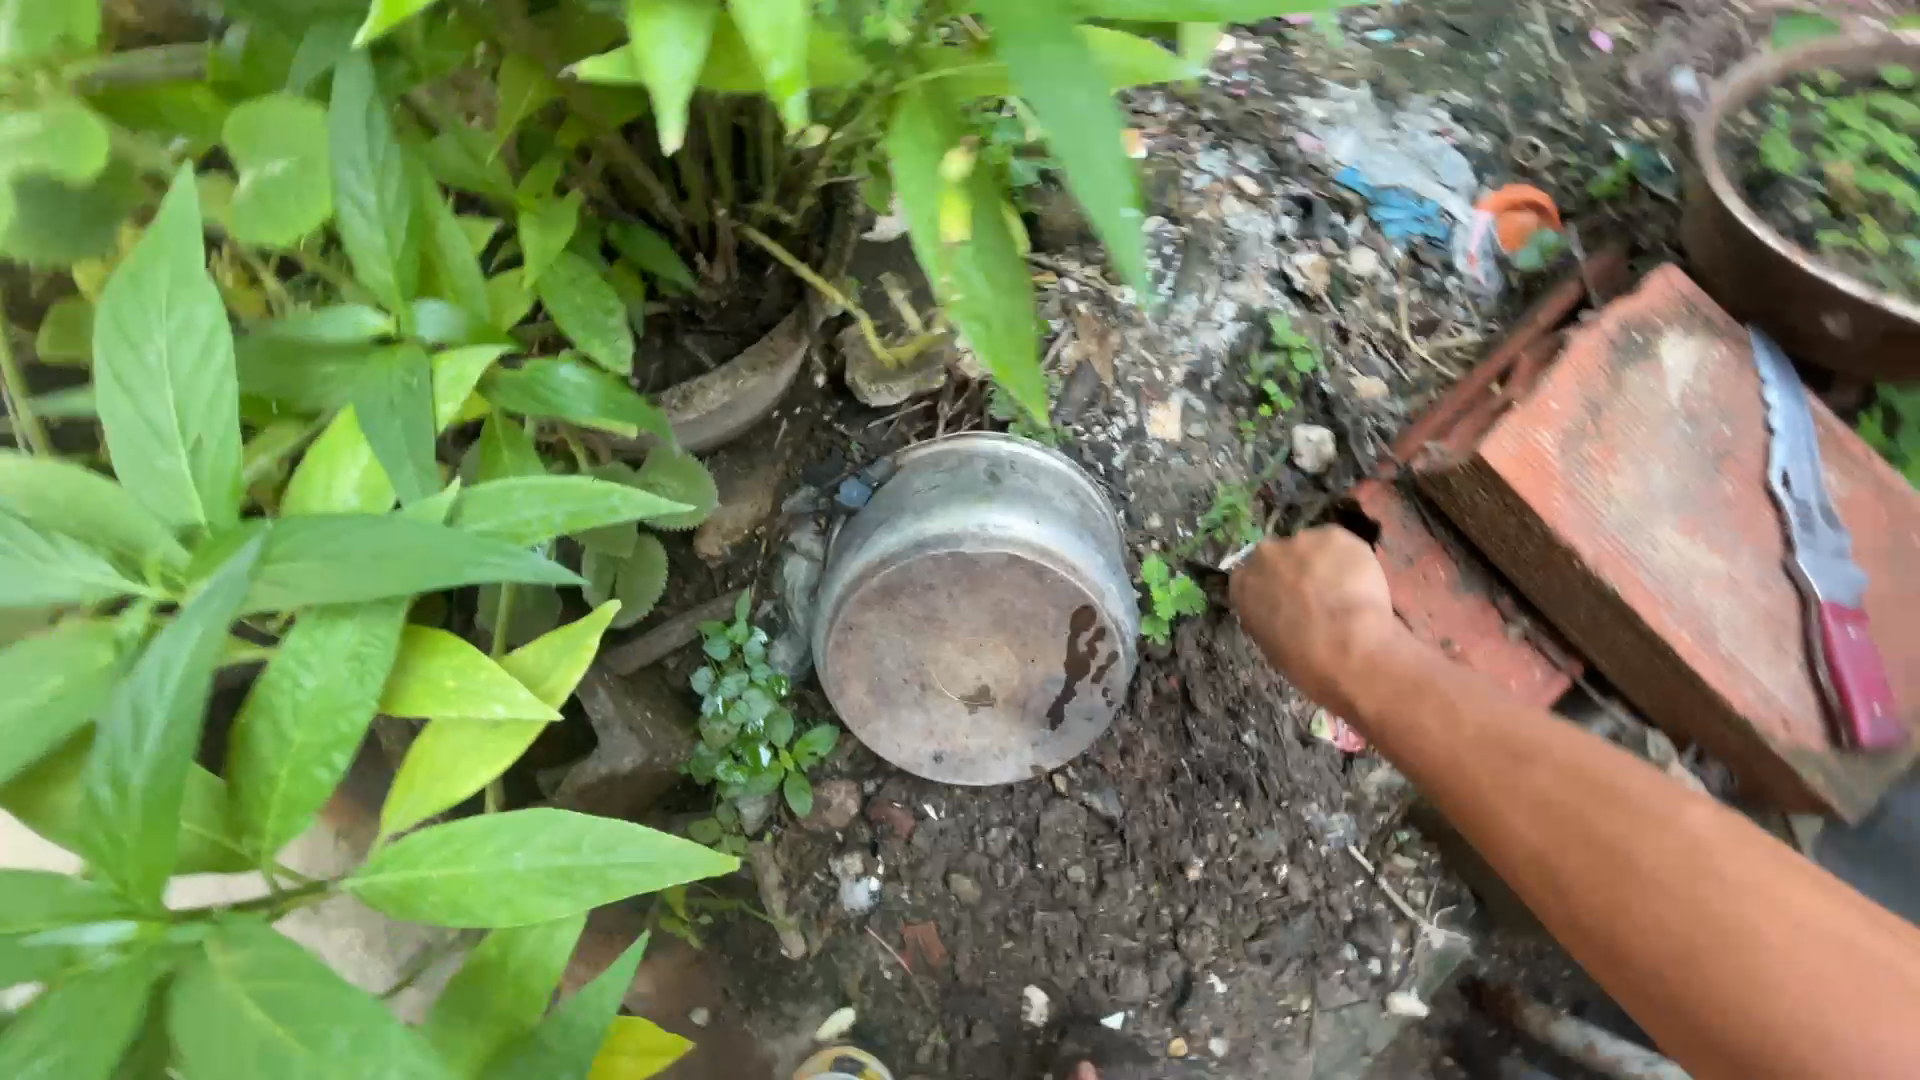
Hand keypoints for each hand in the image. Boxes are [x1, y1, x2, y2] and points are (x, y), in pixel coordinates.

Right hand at [1228, 527, 1405, 716]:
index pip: (1252, 575)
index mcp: (1242, 583)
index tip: (1290, 599)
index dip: (1274, 585)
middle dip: (1298, 570)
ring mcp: (1299, 541)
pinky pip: (1343, 546)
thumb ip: (1269, 614)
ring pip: (1314, 548)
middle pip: (1281, 555)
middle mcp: (1264, 555)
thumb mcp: (1269, 641)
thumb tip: (1286, 611)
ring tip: (1347, 591)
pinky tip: (1362, 584)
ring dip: (1326, 564)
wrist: (1342, 647)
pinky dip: (1353, 561)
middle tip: (1319, 594)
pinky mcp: (1333, 535)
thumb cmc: (1301, 659)